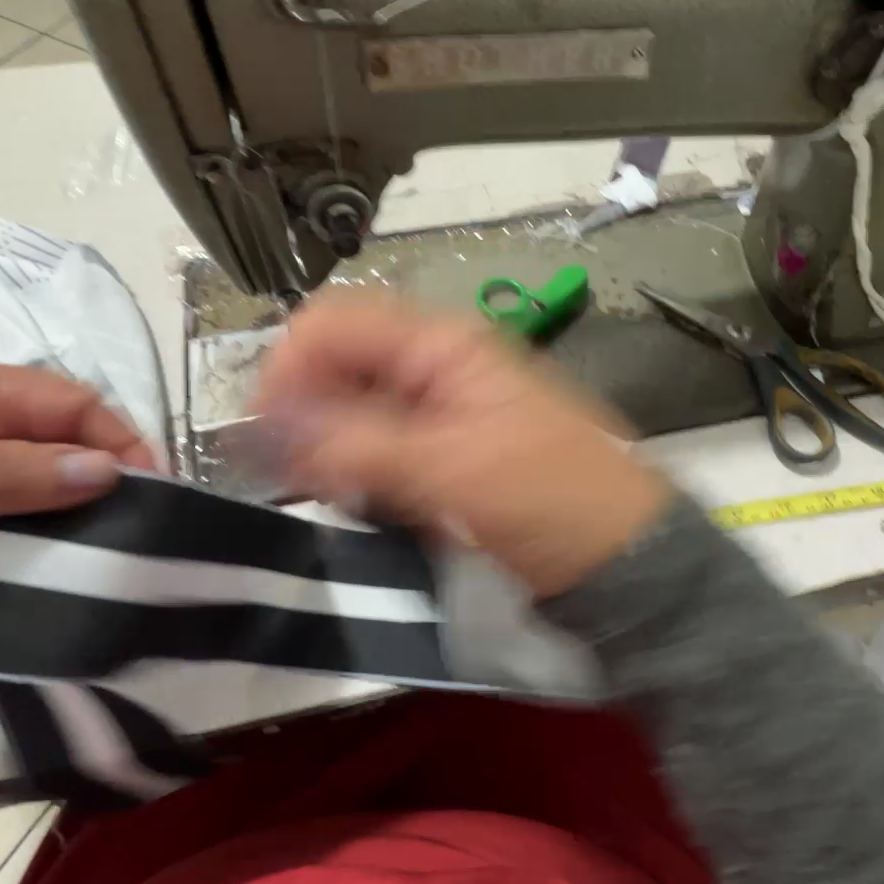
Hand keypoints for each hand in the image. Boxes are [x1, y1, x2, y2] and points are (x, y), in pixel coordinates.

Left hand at [0, 349, 156, 574]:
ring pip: (28, 482)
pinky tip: (38, 565)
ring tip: (95, 559)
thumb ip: (6, 473)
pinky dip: (20, 536)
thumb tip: (109, 470)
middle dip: (100, 482)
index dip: (121, 442)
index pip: (69, 403)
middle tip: (130, 538)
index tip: (155, 497)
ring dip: (62, 515)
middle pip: (56, 441)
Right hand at [257, 292, 669, 595]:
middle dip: (301, 414)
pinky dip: (351, 478)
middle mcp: (432, 371)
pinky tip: (348, 506)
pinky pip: (374, 458)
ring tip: (315, 496)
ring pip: (349, 416)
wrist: (620, 559)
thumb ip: (362, 443)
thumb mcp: (458, 467)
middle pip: (335, 369)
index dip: (288, 368)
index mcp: (442, 346)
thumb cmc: (557, 500)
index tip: (262, 432)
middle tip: (282, 475)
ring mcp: (435, 419)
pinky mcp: (438, 464)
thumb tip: (271, 425)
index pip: (334, 325)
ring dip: (323, 450)